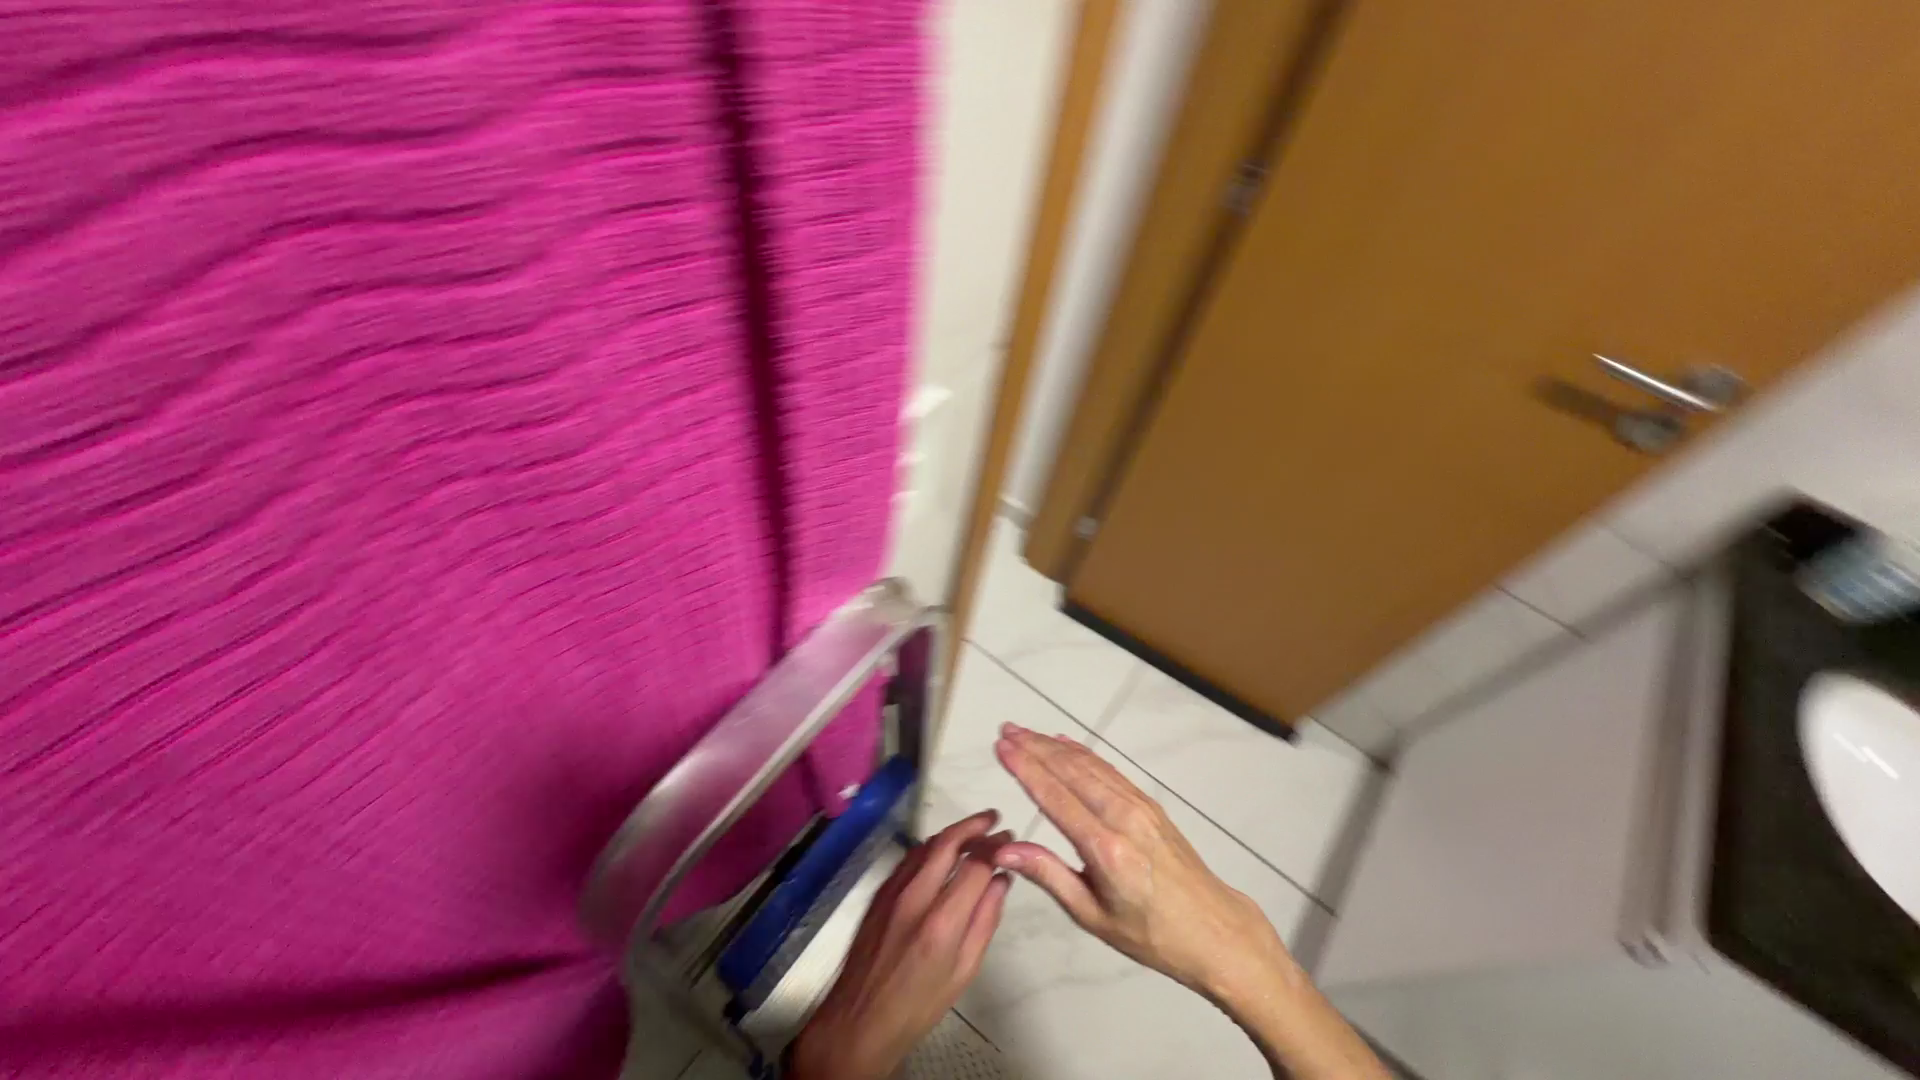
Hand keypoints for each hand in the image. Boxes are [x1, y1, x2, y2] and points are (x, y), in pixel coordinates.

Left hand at [786, 810, 1012, 1079]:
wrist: (859, 1019)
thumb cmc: (918, 1005)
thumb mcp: (964, 971)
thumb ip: (985, 920)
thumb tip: (1002, 880)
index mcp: (942, 922)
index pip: (976, 866)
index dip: (996, 847)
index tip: (1010, 838)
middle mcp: (915, 897)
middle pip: (948, 843)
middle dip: (974, 825)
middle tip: (994, 819)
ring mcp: (892, 892)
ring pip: (925, 845)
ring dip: (952, 832)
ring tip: (975, 830)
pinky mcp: (878, 893)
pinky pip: (908, 859)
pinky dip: (931, 847)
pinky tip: (943, 851)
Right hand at [990, 724, 1294, 1003]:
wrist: (1215, 930)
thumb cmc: (1149, 934)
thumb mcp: (1093, 916)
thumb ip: (1049, 876)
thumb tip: (1004, 850)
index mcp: (1105, 849)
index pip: (1055, 798)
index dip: (1025, 769)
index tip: (1000, 747)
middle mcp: (1122, 817)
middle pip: (1071, 771)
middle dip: (1035, 748)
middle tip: (1005, 730)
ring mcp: (1140, 806)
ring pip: (1090, 765)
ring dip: (1054, 746)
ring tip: (1024, 732)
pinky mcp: (1150, 804)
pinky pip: (1110, 770)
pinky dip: (1083, 753)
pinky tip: (1064, 743)